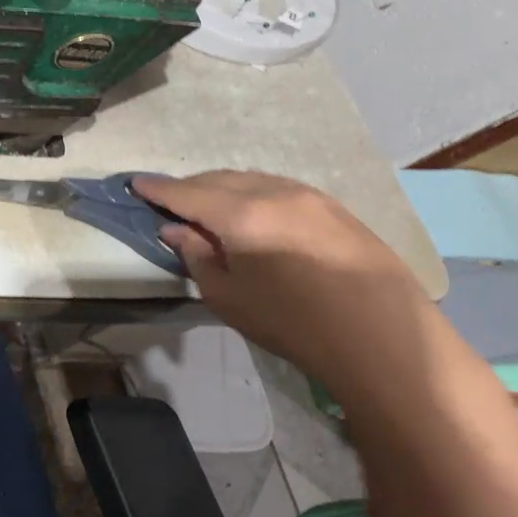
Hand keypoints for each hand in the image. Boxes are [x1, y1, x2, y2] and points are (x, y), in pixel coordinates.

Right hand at [132, 171, 437, 383]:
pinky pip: (279, 189)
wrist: (383, 336)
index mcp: (241, 214)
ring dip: (222, 188)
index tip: (134, 184)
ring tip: (206, 206)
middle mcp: (275, 194)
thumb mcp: (226, 296)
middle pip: (218, 179)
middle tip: (167, 202)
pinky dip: (253, 193)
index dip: (157, 189)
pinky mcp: (336, 210)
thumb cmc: (291, 321)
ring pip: (252, 180)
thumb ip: (197, 255)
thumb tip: (178, 230)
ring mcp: (311, 198)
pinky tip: (251, 213)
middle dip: (188, 187)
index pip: (186, 193)